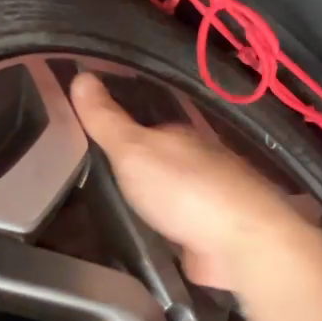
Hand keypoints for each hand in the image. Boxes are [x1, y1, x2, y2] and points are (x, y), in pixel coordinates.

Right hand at [69, 71, 320, 291]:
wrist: (240, 245)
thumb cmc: (185, 191)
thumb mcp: (133, 150)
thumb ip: (106, 120)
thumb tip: (81, 75)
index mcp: (179, 136)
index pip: (141, 126)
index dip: (114, 131)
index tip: (84, 141)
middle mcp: (196, 162)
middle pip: (156, 161)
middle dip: (129, 169)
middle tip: (87, 181)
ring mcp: (205, 199)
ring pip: (166, 194)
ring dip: (145, 201)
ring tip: (107, 211)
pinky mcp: (208, 233)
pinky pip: (174, 226)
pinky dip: (158, 228)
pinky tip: (140, 237)